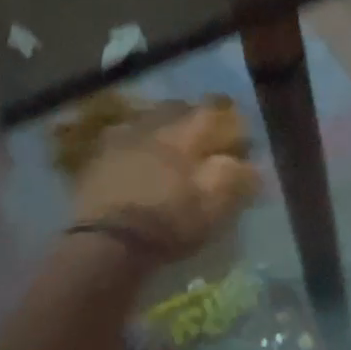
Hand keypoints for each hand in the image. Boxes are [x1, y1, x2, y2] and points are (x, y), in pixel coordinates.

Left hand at [70, 95, 261, 261]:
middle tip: (206, 136)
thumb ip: (236, 178)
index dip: (231, 119)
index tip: (241, 132)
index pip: (214, 111)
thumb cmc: (168, 223)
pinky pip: (122, 137)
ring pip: (148, 119)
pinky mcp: (97, 157)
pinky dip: (136, 143)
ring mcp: (120, 139)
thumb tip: (253, 164)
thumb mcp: (214, 206)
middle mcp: (152, 126)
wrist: (107, 241)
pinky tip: (138, 158)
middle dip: (195, 117)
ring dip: (164, 127)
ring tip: (171, 145)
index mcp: (184, 135)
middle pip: (178, 108)